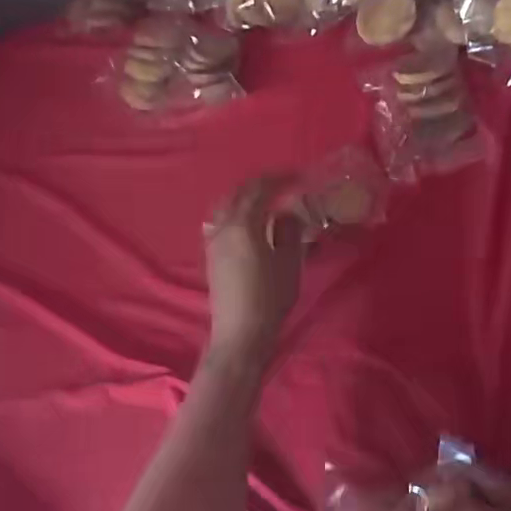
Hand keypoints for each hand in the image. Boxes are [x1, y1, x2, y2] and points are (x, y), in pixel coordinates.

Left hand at [204, 176, 305, 368]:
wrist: (240, 333)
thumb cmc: (270, 299)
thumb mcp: (289, 264)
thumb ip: (290, 233)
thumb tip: (287, 215)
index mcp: (243, 224)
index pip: (261, 189)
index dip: (281, 179)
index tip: (299, 177)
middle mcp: (222, 227)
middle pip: (239, 193)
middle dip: (261, 185)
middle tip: (283, 185)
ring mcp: (213, 241)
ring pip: (226, 206)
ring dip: (246, 198)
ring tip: (266, 203)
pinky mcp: (211, 256)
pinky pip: (221, 222)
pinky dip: (237, 213)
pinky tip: (249, 224)